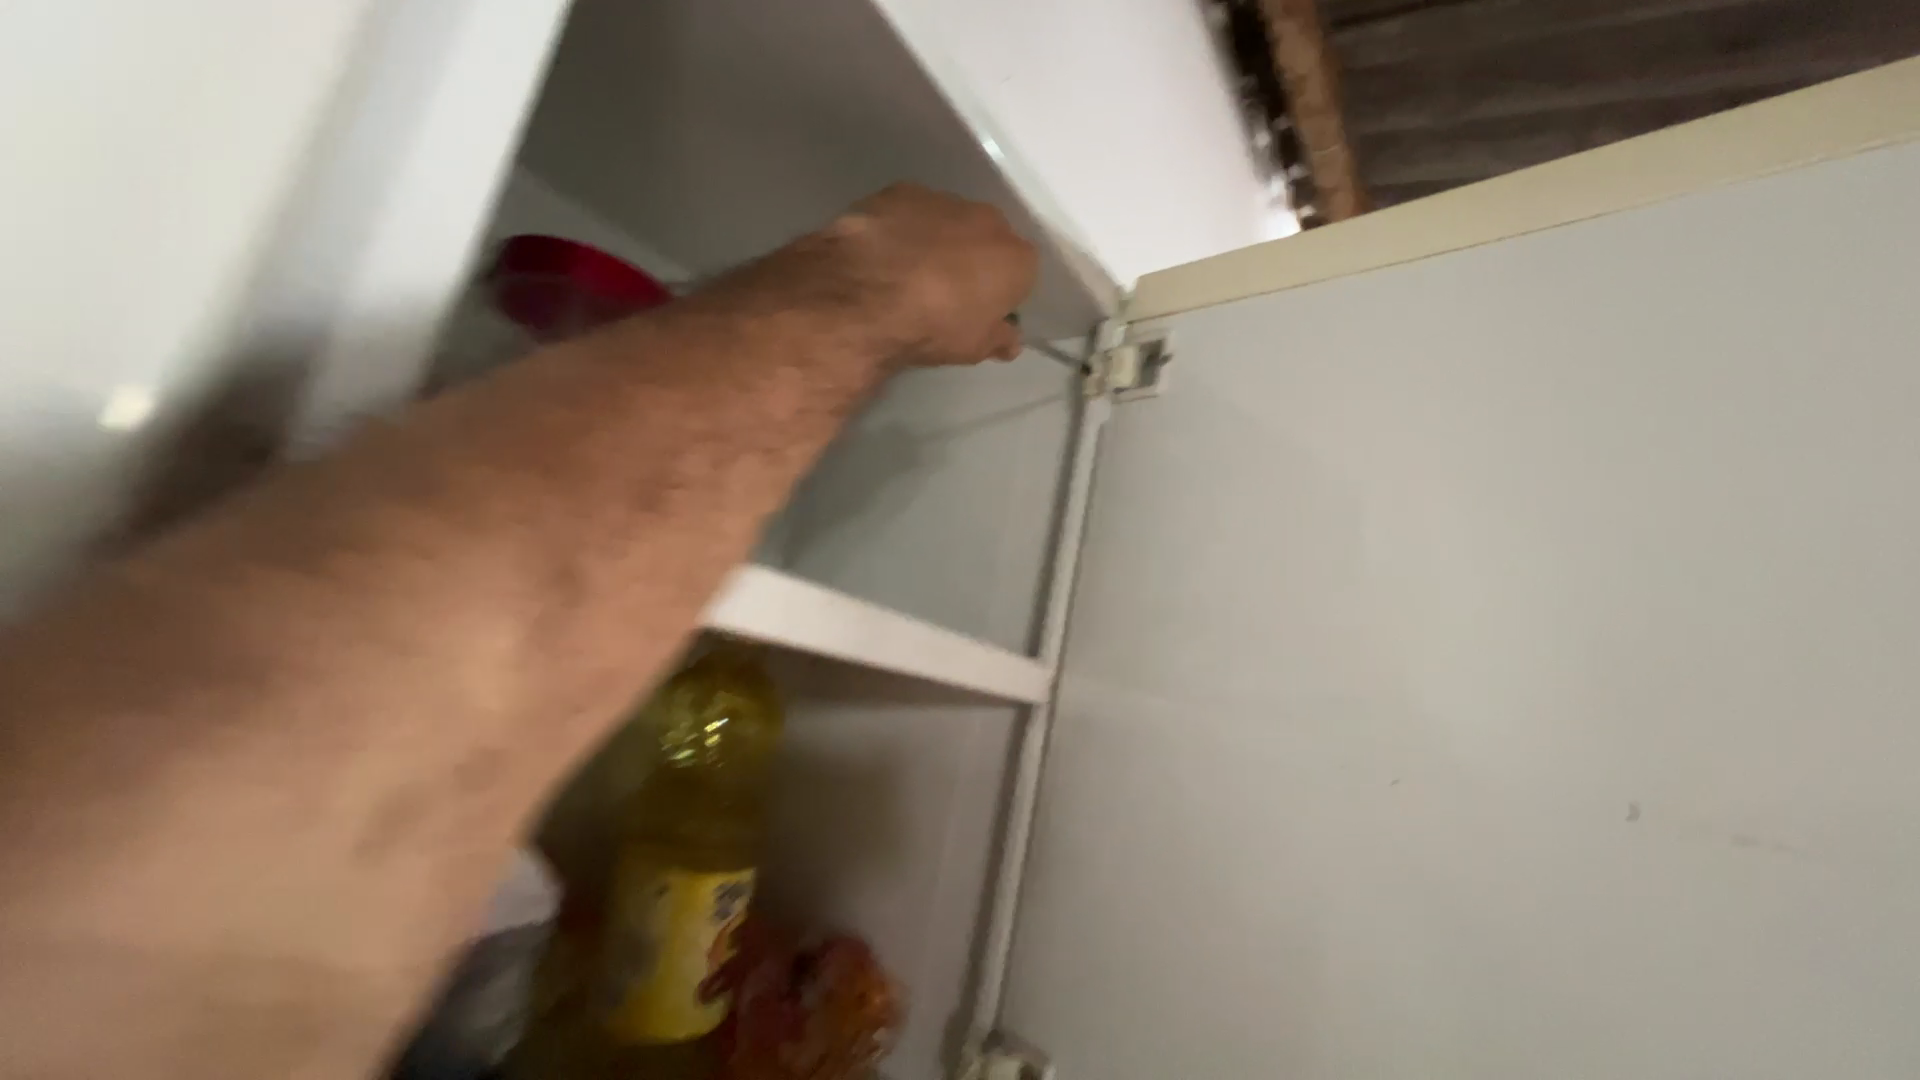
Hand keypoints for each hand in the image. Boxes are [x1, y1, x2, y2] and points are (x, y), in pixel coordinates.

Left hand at [819, 184, 1038, 366]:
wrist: (868, 298)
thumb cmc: (936, 327)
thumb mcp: (974, 348)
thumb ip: (999, 338)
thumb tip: (1011, 339)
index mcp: (1016, 258)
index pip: (1020, 274)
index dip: (1000, 294)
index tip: (980, 312)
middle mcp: (987, 219)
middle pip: (986, 239)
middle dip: (972, 260)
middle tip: (946, 292)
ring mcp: (943, 199)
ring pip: (948, 221)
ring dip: (936, 241)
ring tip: (908, 274)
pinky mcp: (899, 191)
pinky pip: (909, 213)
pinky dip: (901, 229)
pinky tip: (883, 255)